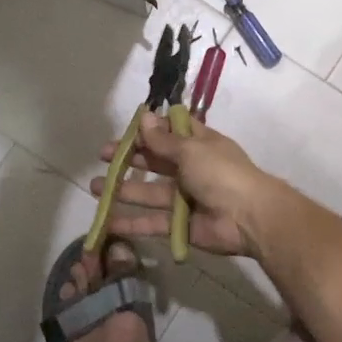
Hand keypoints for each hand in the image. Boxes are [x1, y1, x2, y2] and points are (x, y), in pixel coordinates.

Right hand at [90, 112, 282, 258]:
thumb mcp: (191, 150)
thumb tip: (145, 116)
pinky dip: (131, 222)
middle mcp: (191, 169)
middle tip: (102, 157)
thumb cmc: (221, 173)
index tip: (125, 132)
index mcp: (199, 144)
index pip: (170, 132)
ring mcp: (184, 198)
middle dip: (129, 159)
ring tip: (94, 187)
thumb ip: (163, 140)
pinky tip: (107, 222)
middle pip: (155, 162)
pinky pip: (152, 222)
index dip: (148, 131)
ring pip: (149, 192)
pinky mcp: (179, 225)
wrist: (248, 217)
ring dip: (123, 190)